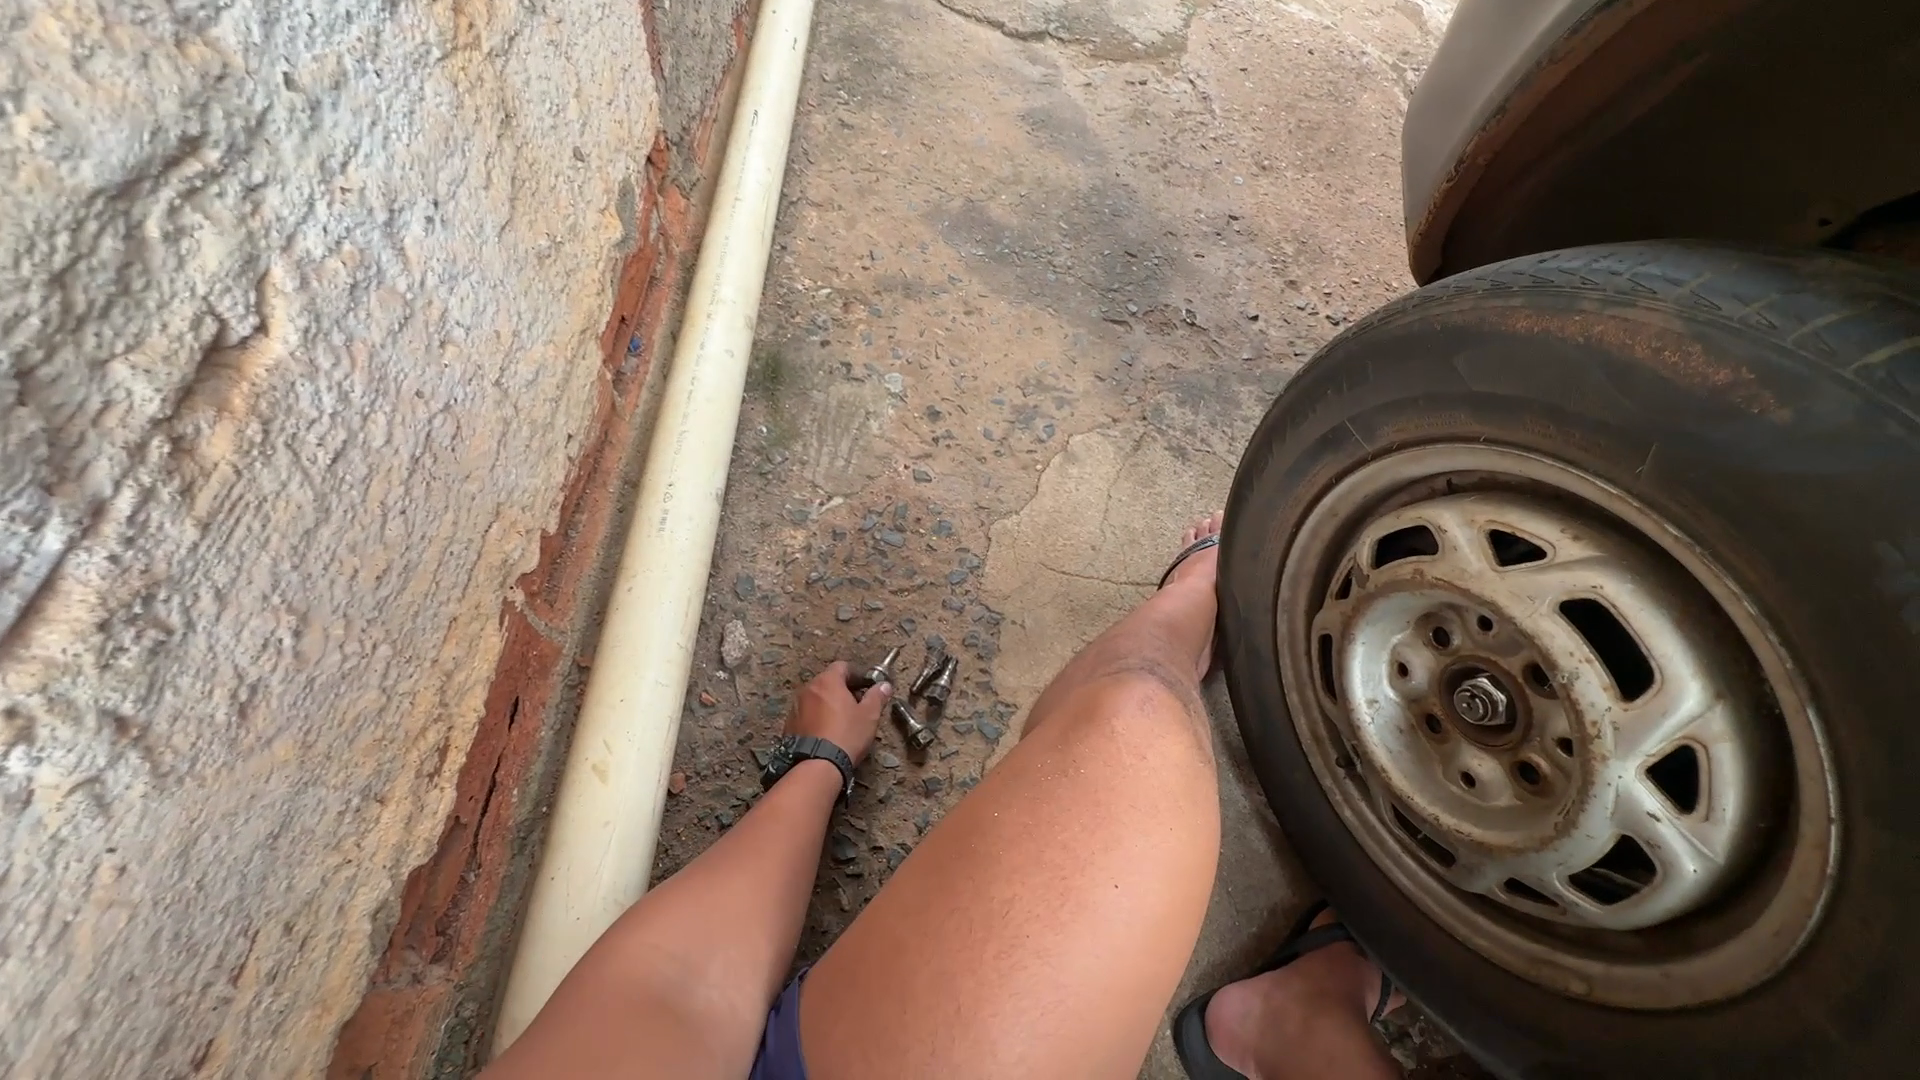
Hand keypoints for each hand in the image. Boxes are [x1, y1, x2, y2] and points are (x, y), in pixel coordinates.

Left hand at [786, 662, 891, 765]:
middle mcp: (808, 689)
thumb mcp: (869, 716)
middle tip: (856, 706)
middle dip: (841, 691)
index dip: (856, 675)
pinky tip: (825, 734)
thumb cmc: (846, 735)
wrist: (817, 765)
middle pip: (827, 682)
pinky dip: (816, 719)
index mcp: (827, 681)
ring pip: (815, 699)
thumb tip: (884, 686)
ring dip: (827, 705)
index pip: (842, 667)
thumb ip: (877, 697)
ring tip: (840, 723)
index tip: (866, 688)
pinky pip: (806, 715)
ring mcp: (796, 707)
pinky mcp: (789, 725)